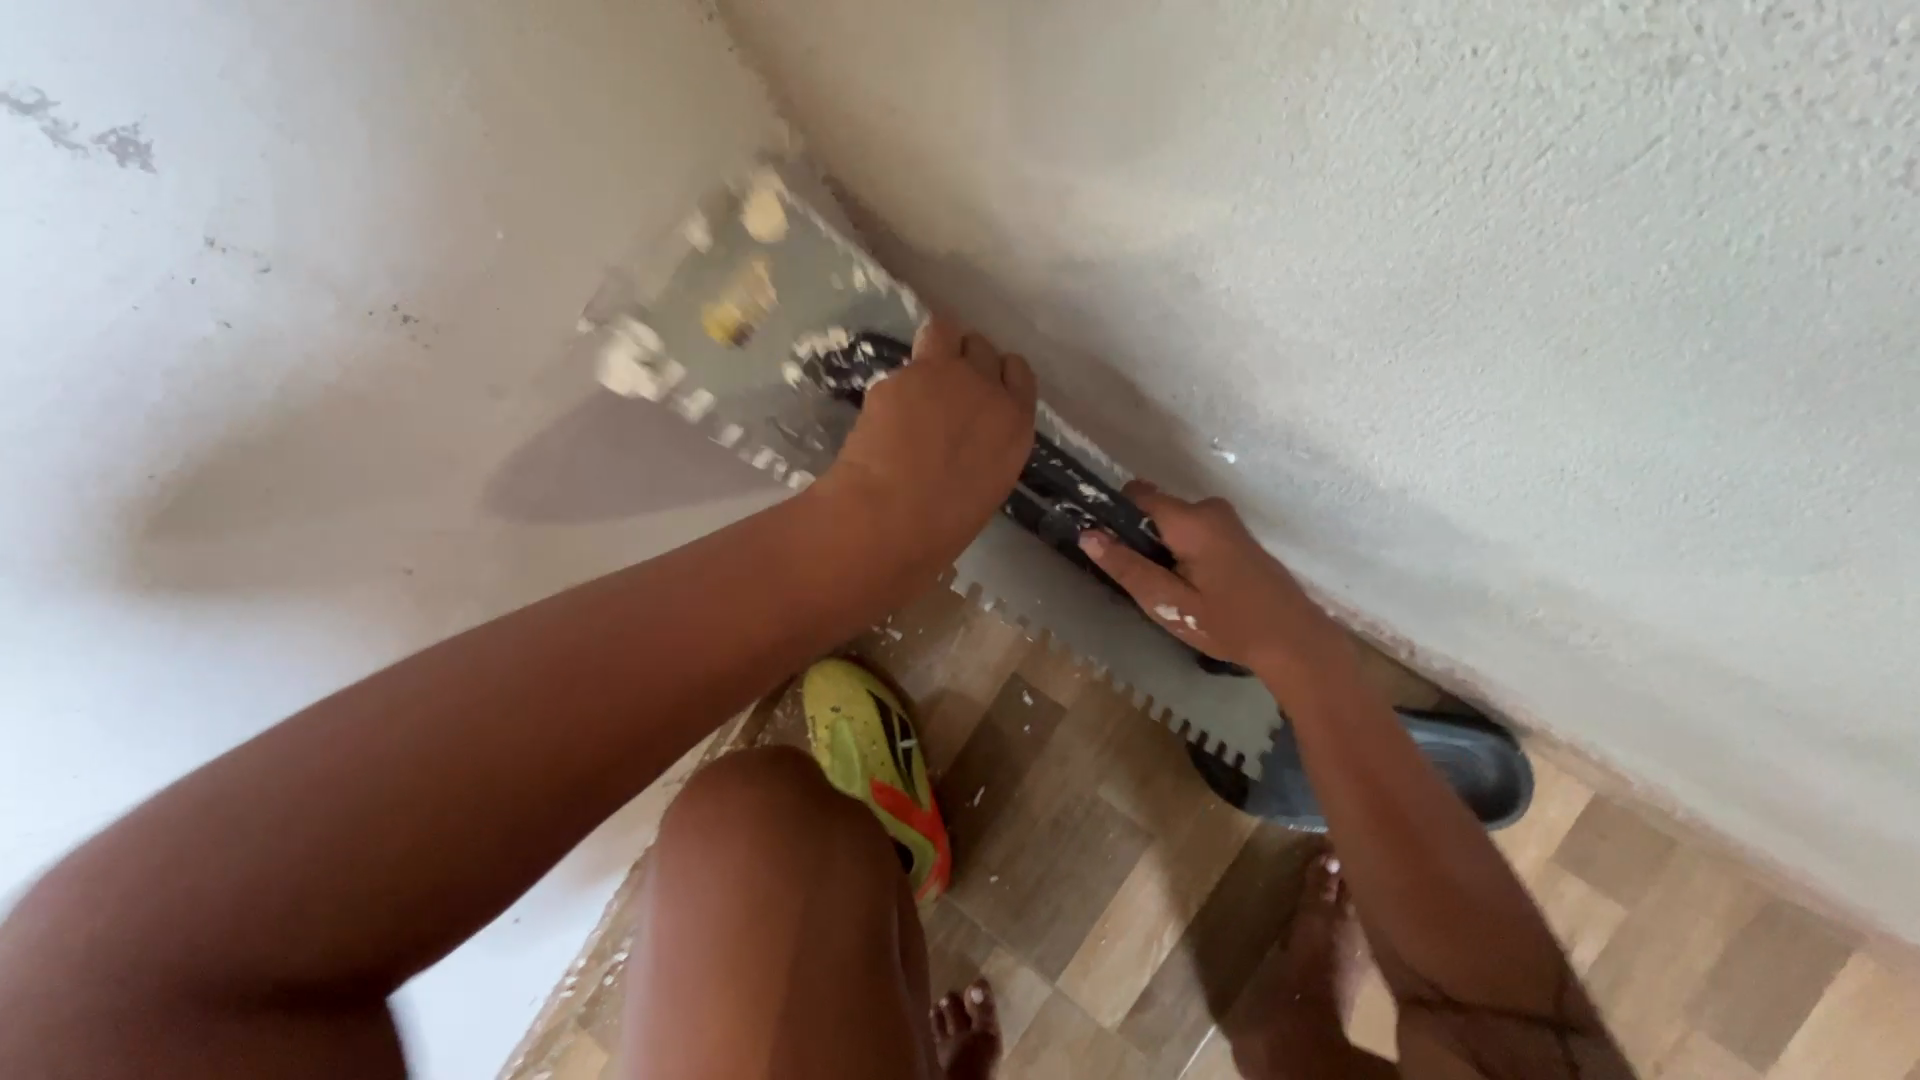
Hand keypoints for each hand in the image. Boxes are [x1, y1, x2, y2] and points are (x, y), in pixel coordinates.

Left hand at [812, 315, 1035, 573]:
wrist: (890, 517)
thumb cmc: (941, 527)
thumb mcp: (985, 487)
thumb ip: (986, 450)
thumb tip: (967, 444)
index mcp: (1015, 425)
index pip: (1018, 374)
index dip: (998, 376)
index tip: (982, 390)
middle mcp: (987, 390)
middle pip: (983, 350)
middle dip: (966, 362)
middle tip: (945, 390)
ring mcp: (943, 376)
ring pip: (946, 331)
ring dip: (936, 347)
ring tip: (918, 379)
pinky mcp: (900, 376)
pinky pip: (903, 366)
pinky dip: (897, 384)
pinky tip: (883, 413)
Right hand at [1076, 483, 1354, 701]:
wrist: (1294, 640)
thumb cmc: (1228, 624)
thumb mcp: (1168, 602)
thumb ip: (1127, 567)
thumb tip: (1088, 534)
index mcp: (1190, 520)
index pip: (1136, 493)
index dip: (1115, 515)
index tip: (1109, 547)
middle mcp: (1209, 509)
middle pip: (1155, 511)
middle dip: (1141, 540)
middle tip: (1146, 584)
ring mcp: (1226, 521)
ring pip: (1174, 524)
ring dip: (1162, 550)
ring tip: (1171, 592)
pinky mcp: (1236, 536)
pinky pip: (1193, 532)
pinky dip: (1183, 553)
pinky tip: (1193, 588)